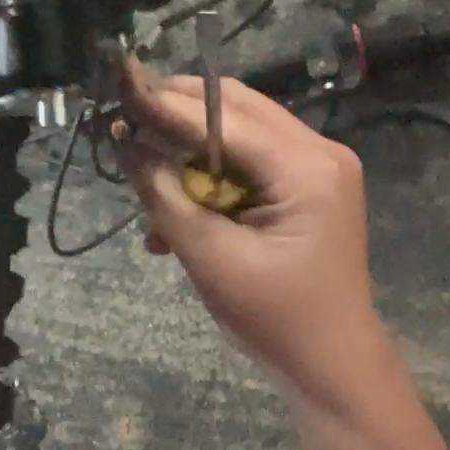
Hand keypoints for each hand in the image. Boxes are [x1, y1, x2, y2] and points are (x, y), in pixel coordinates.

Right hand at [119, 66, 380, 390]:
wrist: (332, 365)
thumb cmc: (275, 318)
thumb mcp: (210, 257)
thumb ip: (165, 195)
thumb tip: (125, 144)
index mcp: (306, 168)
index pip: (223, 117)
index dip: (166, 102)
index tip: (118, 84)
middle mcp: (320, 152)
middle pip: (236, 108)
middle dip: (177, 110)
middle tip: (124, 110)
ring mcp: (318, 166)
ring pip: (240, 131)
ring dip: (190, 147)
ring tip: (143, 165)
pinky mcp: (308, 185)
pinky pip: (250, 160)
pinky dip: (210, 174)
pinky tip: (176, 209)